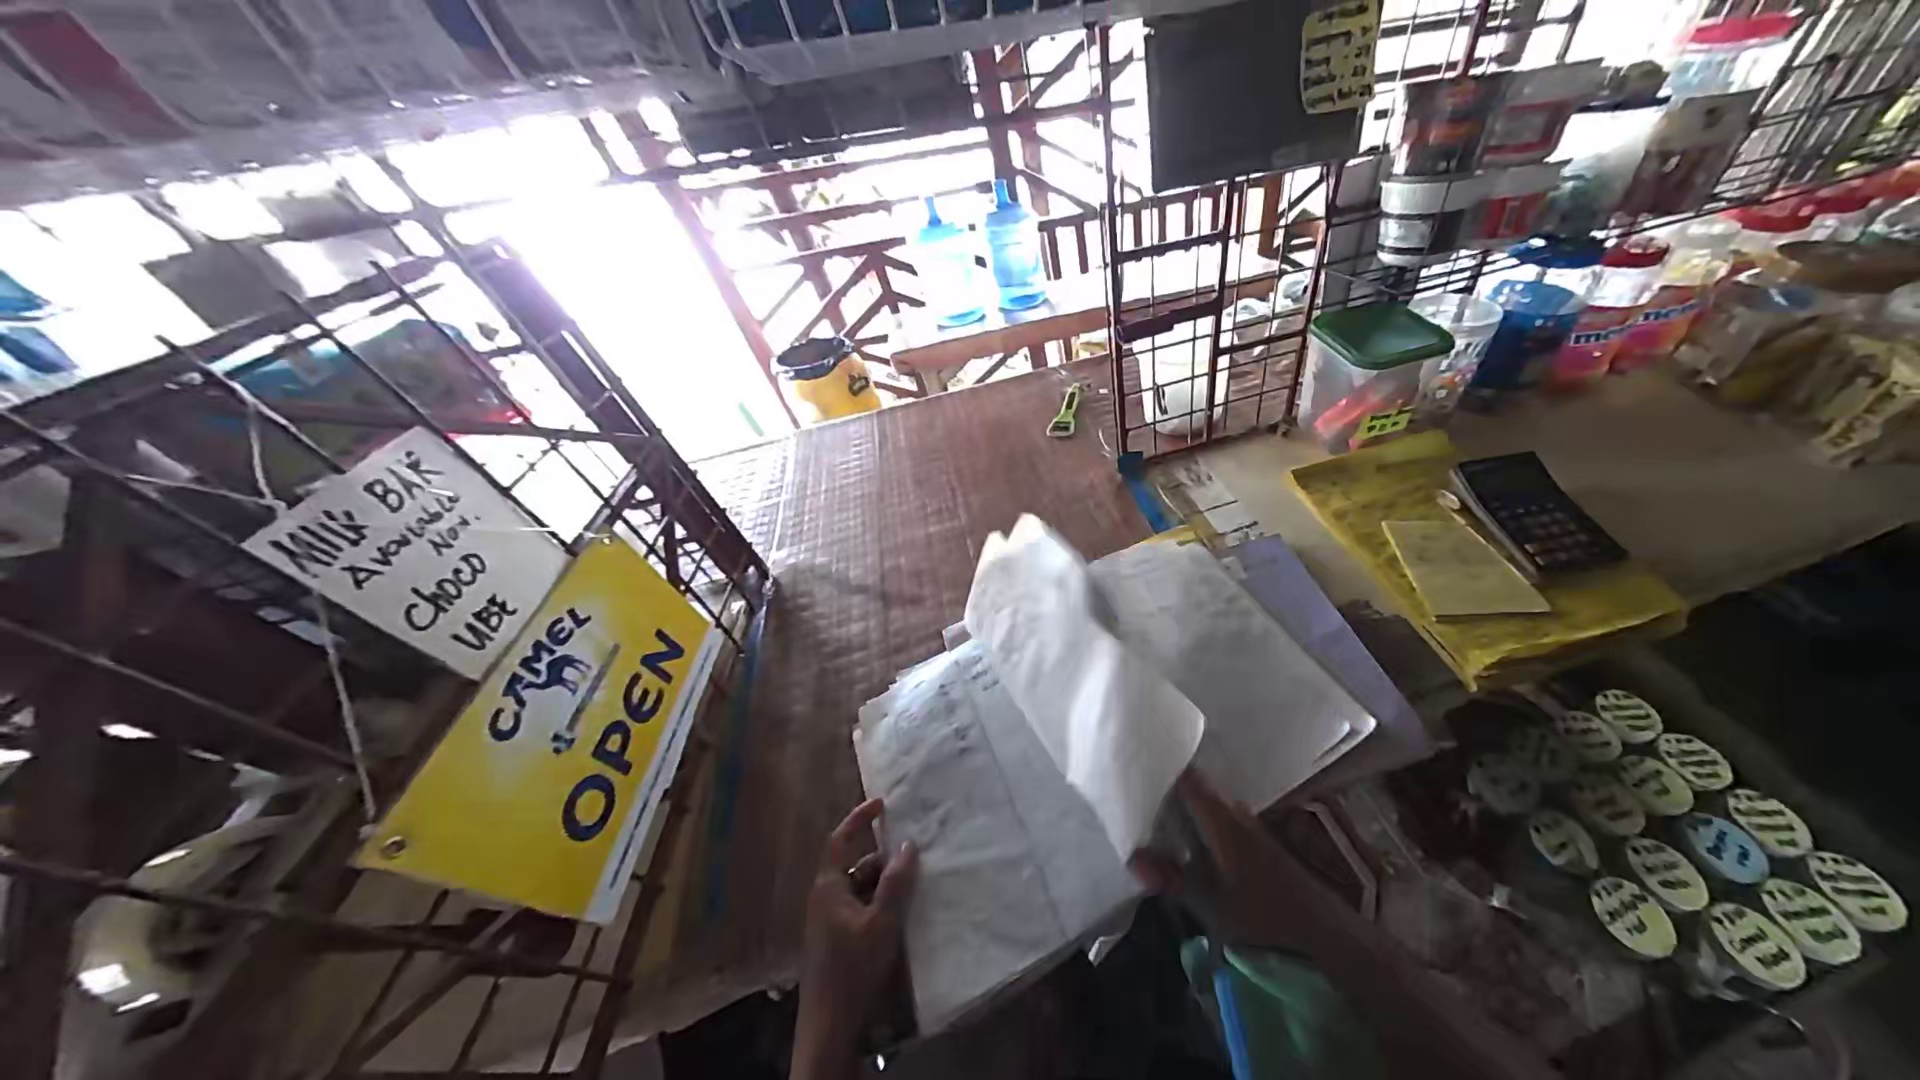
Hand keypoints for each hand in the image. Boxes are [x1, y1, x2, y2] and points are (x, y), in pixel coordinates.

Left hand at [794, 798, 917, 1077]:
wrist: (829, 1027)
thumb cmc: (853, 969)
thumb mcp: (881, 923)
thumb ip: (896, 883)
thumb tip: (908, 845)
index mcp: (828, 887)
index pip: (841, 839)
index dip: (859, 818)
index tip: (881, 803)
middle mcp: (825, 898)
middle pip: (856, 865)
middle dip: (884, 860)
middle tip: (914, 858)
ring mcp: (829, 921)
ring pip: (860, 889)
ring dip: (884, 885)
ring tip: (914, 888)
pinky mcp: (836, 941)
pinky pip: (860, 909)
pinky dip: (879, 905)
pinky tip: (901, 916)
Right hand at [1128, 769, 1310, 949]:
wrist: (1322, 927)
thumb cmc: (1265, 912)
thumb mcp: (1212, 903)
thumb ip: (1171, 879)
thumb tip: (1132, 859)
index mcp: (1221, 819)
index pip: (1189, 777)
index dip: (1164, 765)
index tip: (1138, 762)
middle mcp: (1235, 812)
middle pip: (1197, 786)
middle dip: (1169, 784)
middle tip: (1138, 787)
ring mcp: (1248, 823)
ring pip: (1209, 800)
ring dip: (1185, 801)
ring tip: (1155, 806)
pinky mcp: (1256, 838)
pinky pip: (1220, 813)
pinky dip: (1201, 815)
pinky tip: (1188, 832)